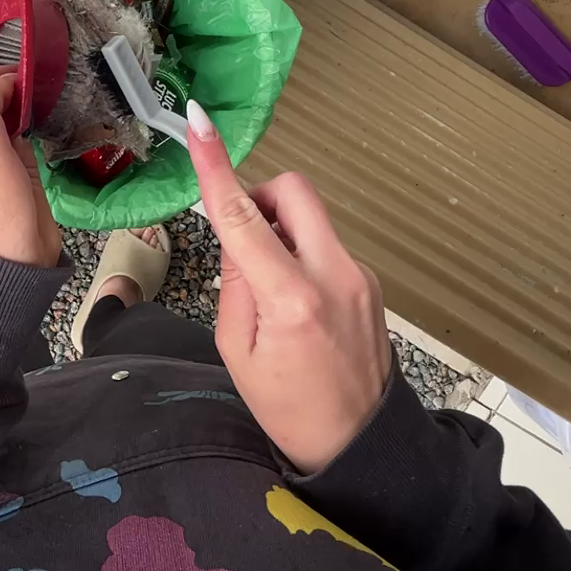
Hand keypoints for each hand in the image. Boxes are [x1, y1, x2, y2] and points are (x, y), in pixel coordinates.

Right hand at [185, 100, 392, 473]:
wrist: (363, 448)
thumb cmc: (287, 409)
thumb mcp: (237, 351)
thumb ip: (235, 285)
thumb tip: (238, 239)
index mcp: (291, 299)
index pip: (243, 217)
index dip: (216, 166)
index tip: (200, 122)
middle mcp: (334, 275)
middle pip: (293, 190)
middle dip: (259, 197)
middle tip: (242, 237)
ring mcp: (360, 275)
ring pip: (310, 217)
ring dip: (278, 231)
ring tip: (268, 289)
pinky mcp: (371, 281)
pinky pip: (325, 243)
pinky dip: (299, 253)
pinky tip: (296, 302)